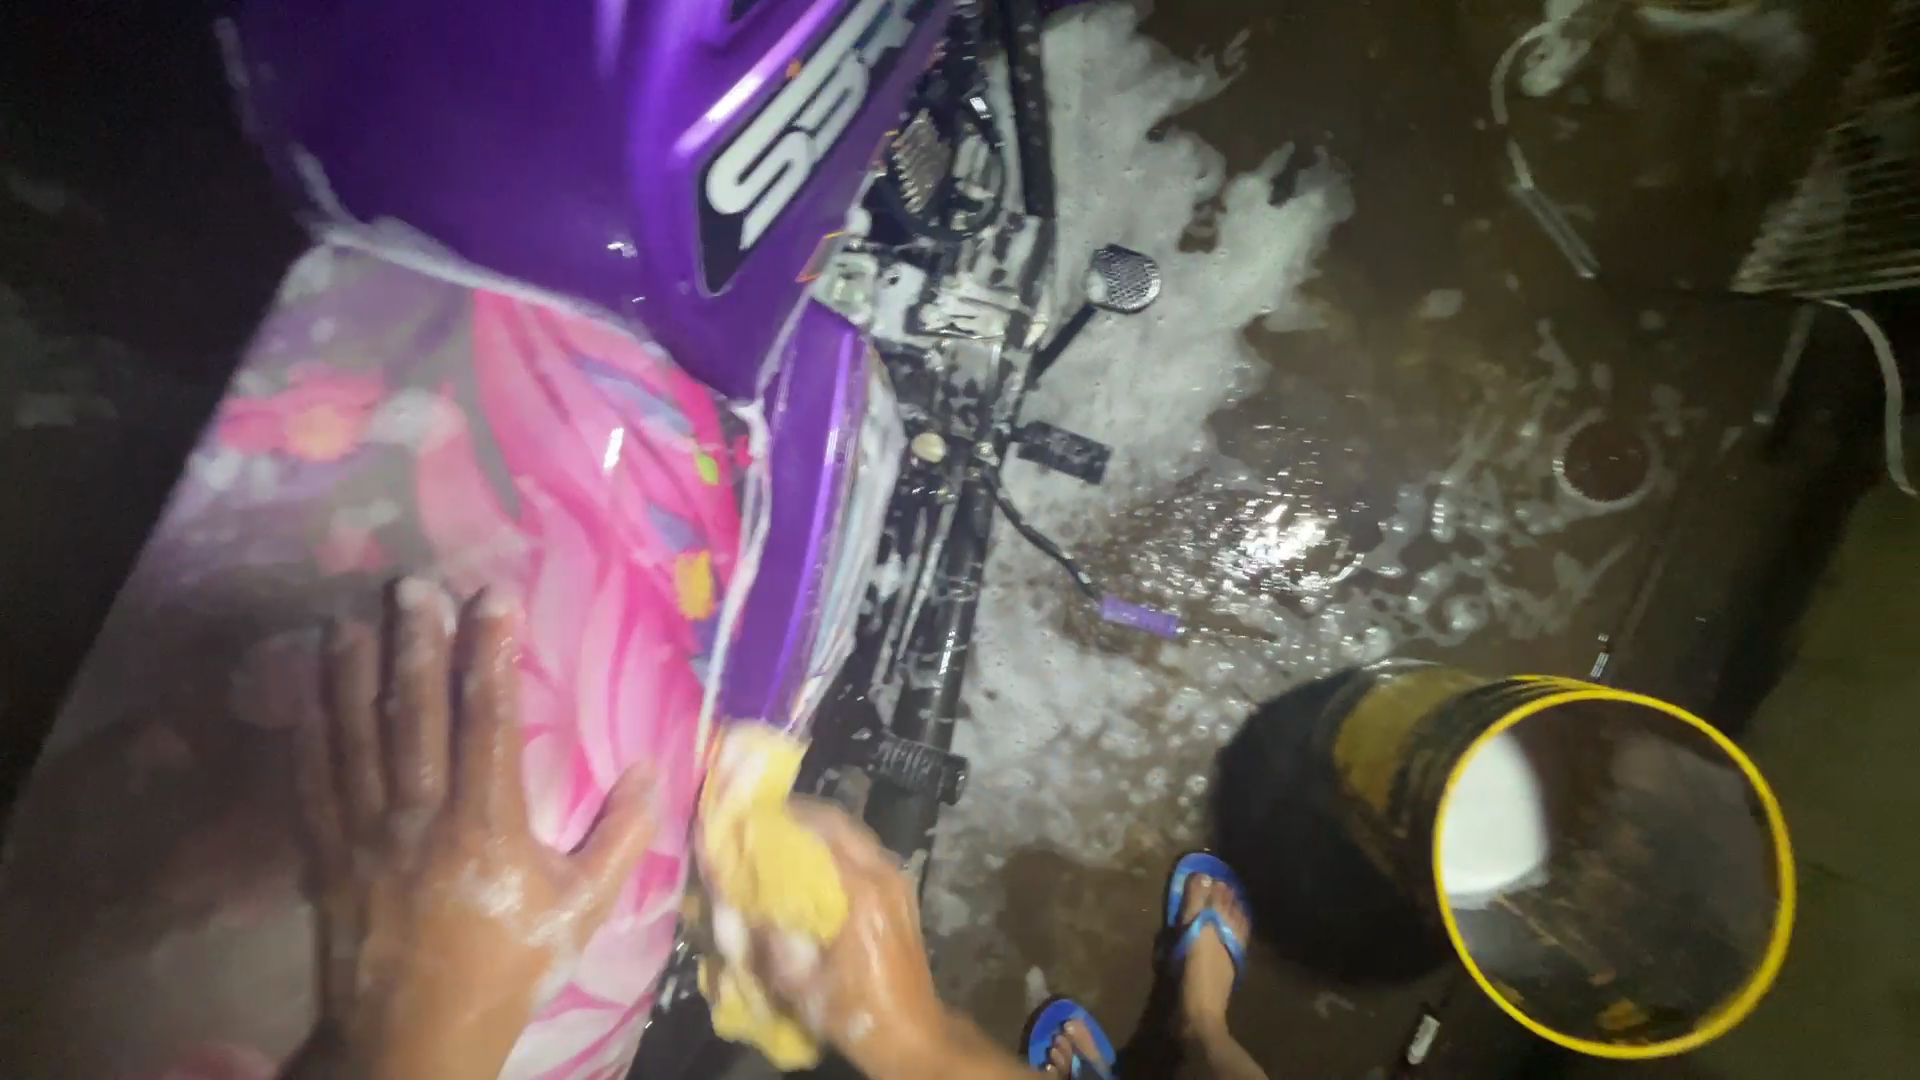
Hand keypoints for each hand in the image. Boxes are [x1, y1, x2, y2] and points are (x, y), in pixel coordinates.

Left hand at [291, 579, 655, 1079]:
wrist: (411, 1041)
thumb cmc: (512, 961)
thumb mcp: (587, 905)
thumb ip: (624, 834)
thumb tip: (649, 767)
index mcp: (487, 826)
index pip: (489, 722)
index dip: (491, 656)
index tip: (493, 602)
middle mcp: (419, 818)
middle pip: (413, 716)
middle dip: (416, 645)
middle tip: (411, 586)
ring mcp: (364, 836)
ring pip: (355, 739)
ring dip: (353, 675)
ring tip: (351, 618)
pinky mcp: (327, 858)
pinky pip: (314, 783)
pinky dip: (310, 732)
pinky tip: (310, 693)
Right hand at [751, 801, 946, 1071]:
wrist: (911, 1030)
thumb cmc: (854, 1011)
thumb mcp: (801, 987)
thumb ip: (770, 943)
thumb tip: (739, 903)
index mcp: (862, 893)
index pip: (823, 835)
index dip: (789, 820)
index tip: (758, 817)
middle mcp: (884, 873)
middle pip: (842, 823)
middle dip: (804, 814)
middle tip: (769, 817)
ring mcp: (897, 876)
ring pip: (856, 832)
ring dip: (822, 826)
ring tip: (788, 831)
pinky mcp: (901, 885)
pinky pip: (866, 849)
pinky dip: (839, 842)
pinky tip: (816, 855)